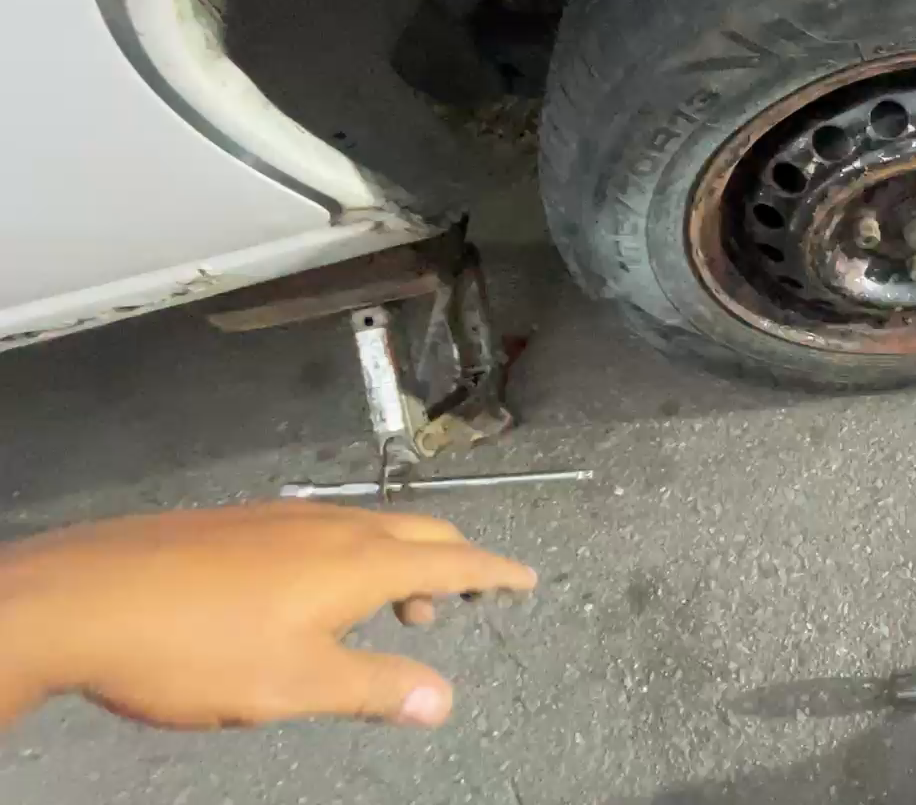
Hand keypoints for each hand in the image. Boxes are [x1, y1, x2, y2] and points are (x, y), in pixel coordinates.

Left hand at [0, 501, 535, 729]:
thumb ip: (376, 688)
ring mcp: (301, 517)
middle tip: (458, 601)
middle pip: (428, 534)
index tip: (526, 580)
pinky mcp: (258, 519)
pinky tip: (320, 588)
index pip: (458, 562)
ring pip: (383, 529)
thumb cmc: (202, 646)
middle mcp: (348, 528)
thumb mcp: (294, 685)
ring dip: (408, 562)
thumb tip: (446, 703)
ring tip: (393, 608)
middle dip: (456, 563)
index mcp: (369, 563)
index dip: (498, 572)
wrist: (84, 598)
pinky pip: (340, 528)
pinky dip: (364, 554)